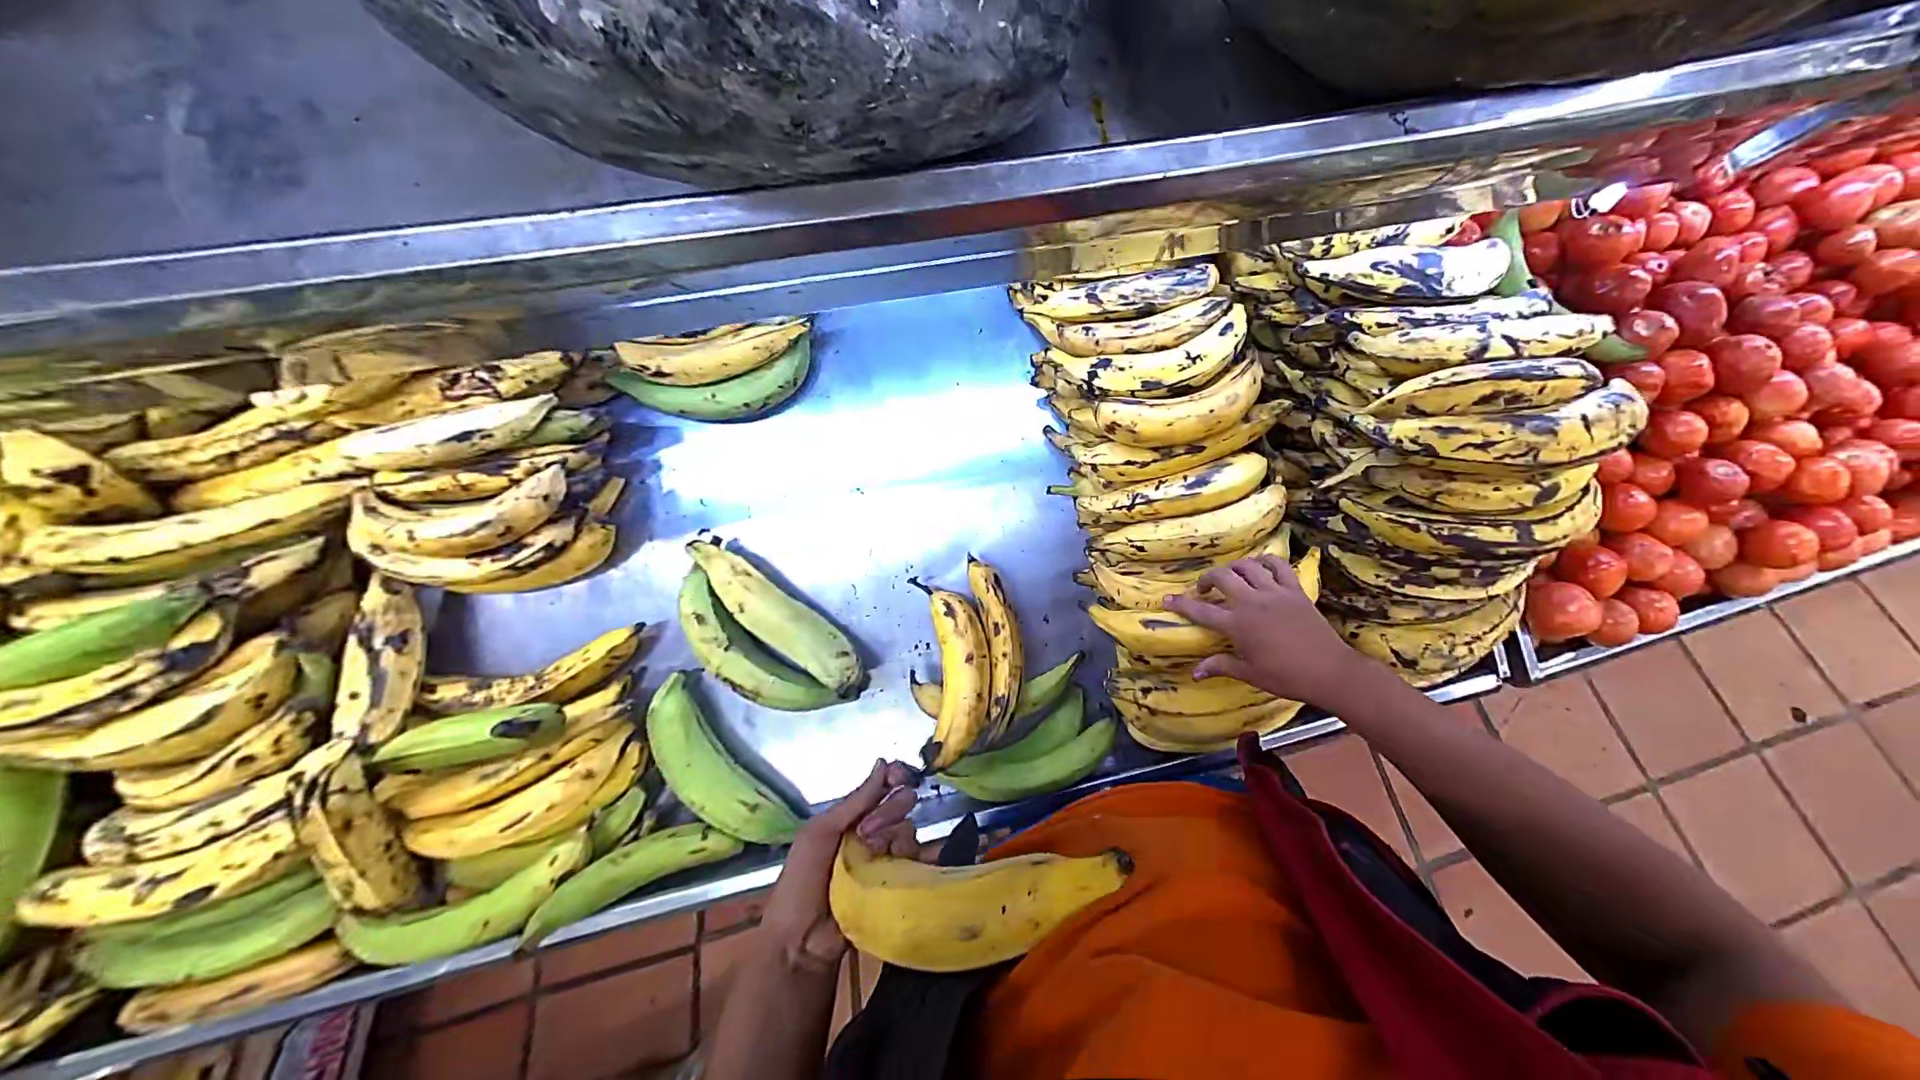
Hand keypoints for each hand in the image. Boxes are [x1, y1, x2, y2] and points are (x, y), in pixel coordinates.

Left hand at [760, 760, 928, 974]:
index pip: (882, 788)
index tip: (898, 775)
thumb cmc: (802, 881)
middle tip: (866, 832)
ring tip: (873, 855)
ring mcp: (886, 859)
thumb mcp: (821, 832)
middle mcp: (873, 833)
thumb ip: (855, 800)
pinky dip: (915, 857)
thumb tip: (883, 763)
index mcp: (852, 818)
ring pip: (909, 830)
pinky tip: (904, 863)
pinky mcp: (899, 884)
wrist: (802, 939)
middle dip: (889, 809)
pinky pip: (917, 861)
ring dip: (894, 836)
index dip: (893, 777)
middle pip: (899, 804)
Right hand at [1162, 555, 1368, 707]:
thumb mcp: (1250, 674)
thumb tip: (1195, 672)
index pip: (1201, 610)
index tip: (1167, 599)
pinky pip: (1279, 566)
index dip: (1181, 604)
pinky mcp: (1295, 591)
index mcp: (1238, 625)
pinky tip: (1260, 567)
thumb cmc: (1287, 677)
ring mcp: (1276, 593)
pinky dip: (1267, 562)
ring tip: (1230, 575)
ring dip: (1234, 567)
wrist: (1330, 671)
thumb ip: (1221, 666)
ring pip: (1248, 566)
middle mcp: (1253, 603)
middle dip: (1207, 579)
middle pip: (1222, 577)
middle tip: (1204, 588)